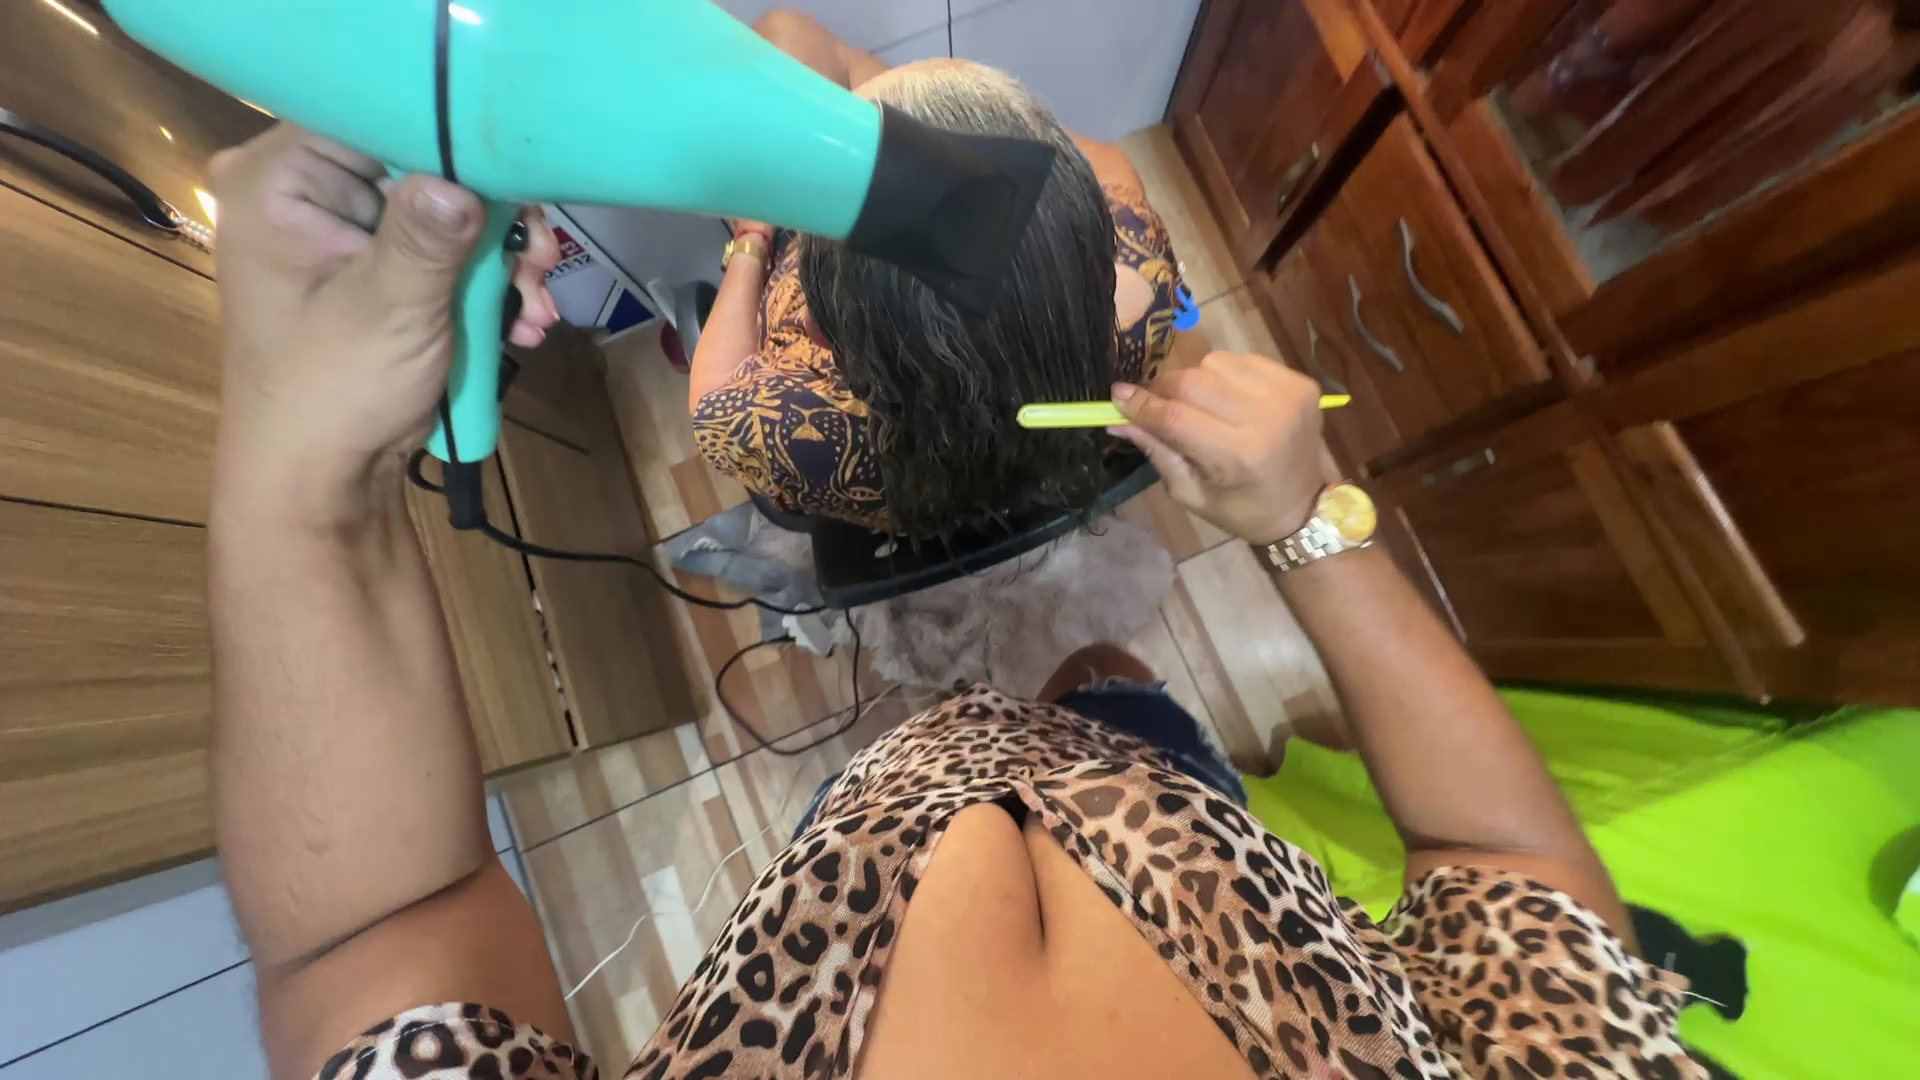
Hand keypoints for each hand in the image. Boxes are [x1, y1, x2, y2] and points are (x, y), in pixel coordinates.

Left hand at [208, 124, 559, 524]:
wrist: (328, 471)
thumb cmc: (339, 388)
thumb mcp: (391, 309)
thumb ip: (429, 240)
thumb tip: (465, 178)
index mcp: (283, 185)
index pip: (376, 124)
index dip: (454, 150)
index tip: (520, 193)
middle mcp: (312, 199)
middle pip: (425, 175)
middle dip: (496, 227)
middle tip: (541, 269)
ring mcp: (351, 242)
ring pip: (450, 223)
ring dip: (505, 268)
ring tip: (535, 312)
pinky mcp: (384, 280)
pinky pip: (448, 263)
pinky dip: (490, 292)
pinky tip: (522, 325)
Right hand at [1110, 351, 1326, 542]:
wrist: (1301, 506)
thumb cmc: (1238, 508)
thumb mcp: (1188, 491)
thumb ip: (1155, 449)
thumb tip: (1117, 419)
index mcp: (1238, 456)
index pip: (1176, 416)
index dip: (1141, 404)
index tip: (1116, 396)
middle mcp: (1267, 418)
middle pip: (1192, 381)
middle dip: (1163, 390)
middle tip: (1153, 403)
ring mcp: (1287, 395)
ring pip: (1215, 363)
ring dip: (1194, 380)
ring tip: (1196, 404)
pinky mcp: (1300, 381)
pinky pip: (1242, 360)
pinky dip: (1223, 375)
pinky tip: (1226, 398)